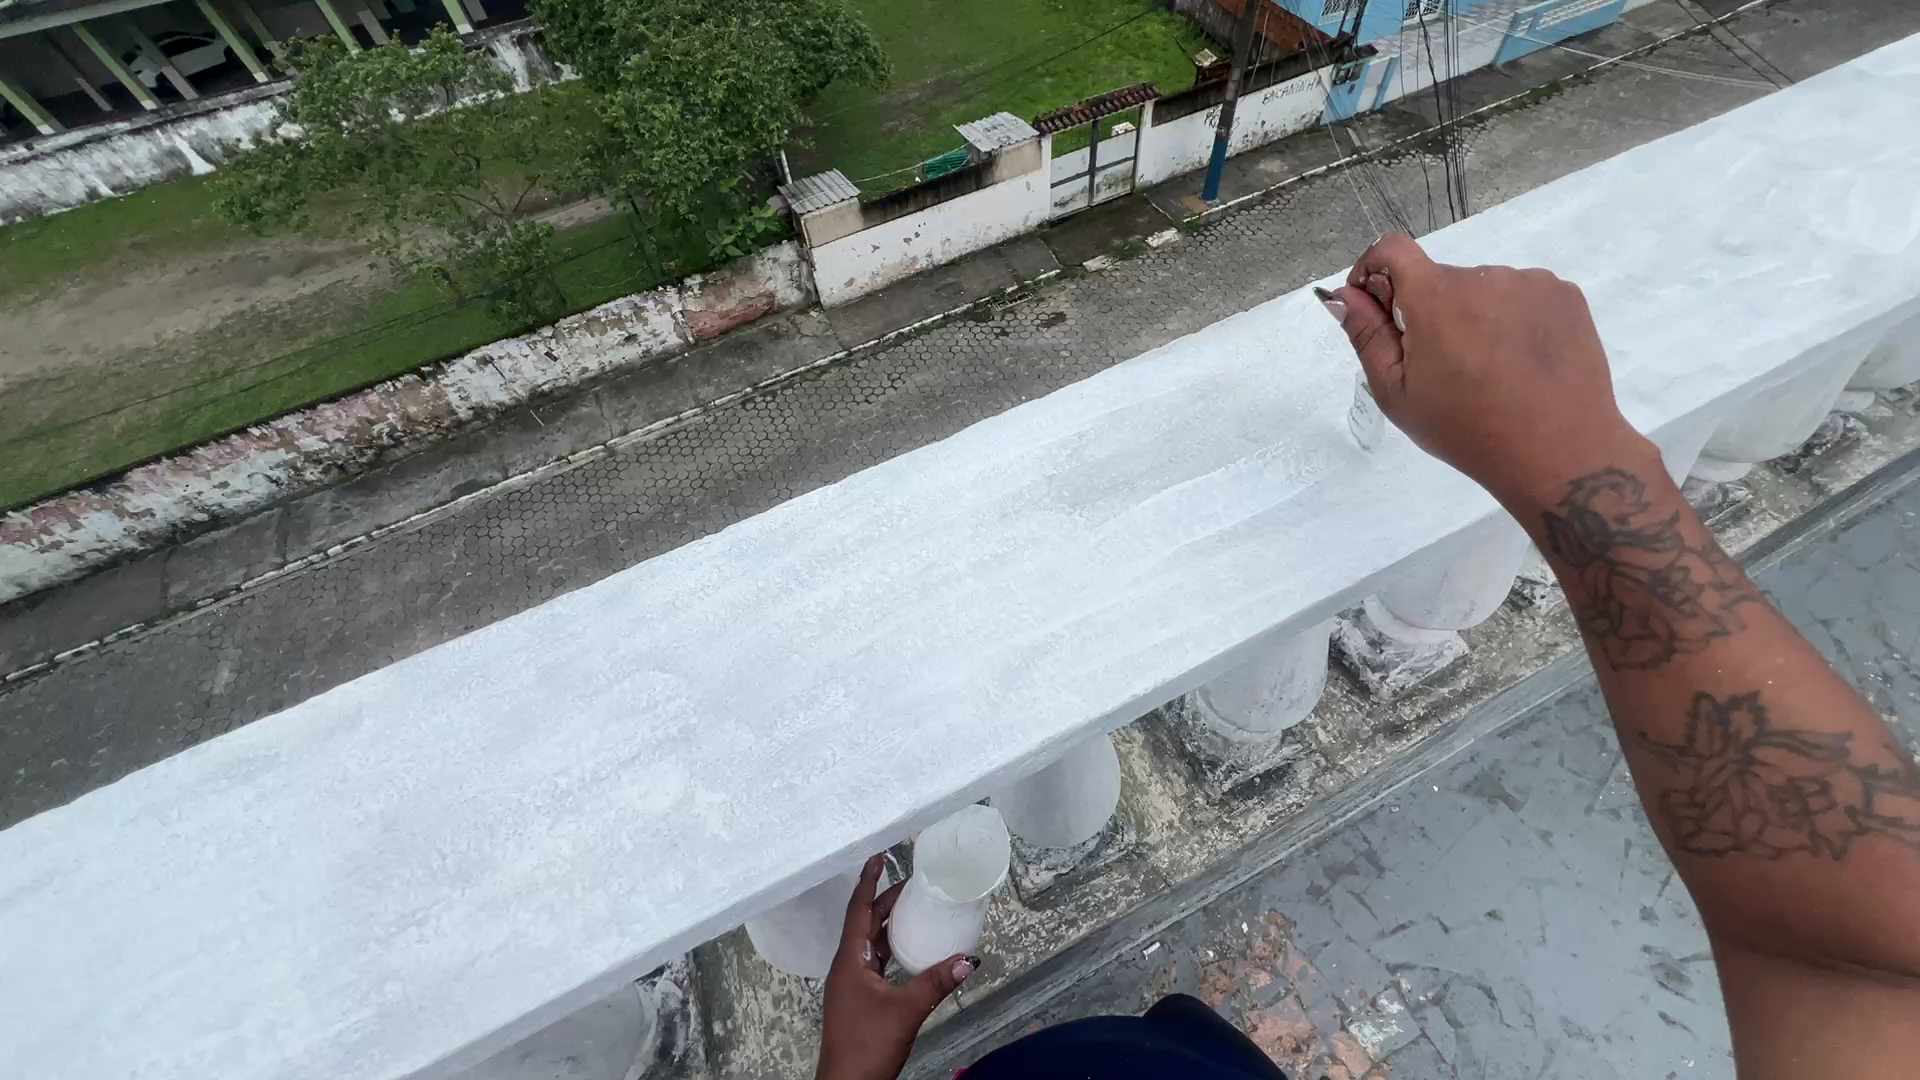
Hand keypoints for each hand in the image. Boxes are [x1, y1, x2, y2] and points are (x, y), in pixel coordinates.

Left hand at [814, 855, 976, 1079]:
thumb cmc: (866, 1046)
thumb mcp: (904, 1012)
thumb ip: (935, 983)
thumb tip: (968, 960)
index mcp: (849, 961)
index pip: (858, 910)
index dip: (868, 882)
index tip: (878, 856)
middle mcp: (847, 966)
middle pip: (865, 923)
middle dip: (885, 900)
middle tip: (911, 881)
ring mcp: (852, 984)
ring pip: (870, 942)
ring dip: (888, 923)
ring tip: (913, 905)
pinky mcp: (859, 1000)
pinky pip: (875, 961)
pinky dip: (891, 947)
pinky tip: (910, 947)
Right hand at [1318, 233, 1662, 508]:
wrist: (1554, 448)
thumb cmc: (1461, 426)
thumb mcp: (1394, 390)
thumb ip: (1367, 334)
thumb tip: (1343, 296)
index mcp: (1436, 297)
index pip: (1392, 250)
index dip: (1372, 271)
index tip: (1373, 307)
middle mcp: (1485, 276)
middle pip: (1435, 279)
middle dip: (1422, 312)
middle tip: (1433, 367)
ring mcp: (1531, 283)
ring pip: (1477, 290)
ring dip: (1466, 317)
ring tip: (1479, 369)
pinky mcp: (1564, 295)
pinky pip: (1517, 296)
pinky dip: (1504, 320)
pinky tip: (1512, 362)